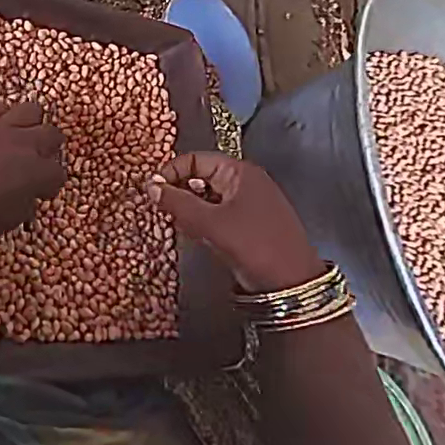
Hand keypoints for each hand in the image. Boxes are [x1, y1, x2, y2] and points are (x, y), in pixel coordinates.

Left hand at [0, 101, 65, 245]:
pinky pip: (0, 108)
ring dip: (32, 123)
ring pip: (33, 110)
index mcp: (36, 172)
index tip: (40, 190)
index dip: (50, 184)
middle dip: (49, 148)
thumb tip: (27, 197)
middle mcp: (25, 145)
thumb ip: (24, 205)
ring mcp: (2, 128)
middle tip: (37, 160)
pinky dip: (3, 116)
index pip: (58, 174)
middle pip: (53, 135)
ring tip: (22, 136)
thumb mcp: (5, 221)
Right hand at [146, 152, 323, 291]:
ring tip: (182, 224)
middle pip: (200, 176)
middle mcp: (244, 181)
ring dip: (190, 208)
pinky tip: (198, 235)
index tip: (153, 190)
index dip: (171, 172)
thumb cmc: (254, 246)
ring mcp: (248, 203)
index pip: (195, 159)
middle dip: (179, 191)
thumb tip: (151, 187)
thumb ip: (177, 203)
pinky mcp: (247, 223)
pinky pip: (216, 213)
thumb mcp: (210, 223)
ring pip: (206, 197)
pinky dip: (202, 221)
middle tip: (164, 209)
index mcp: (239, 172)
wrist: (293, 285)